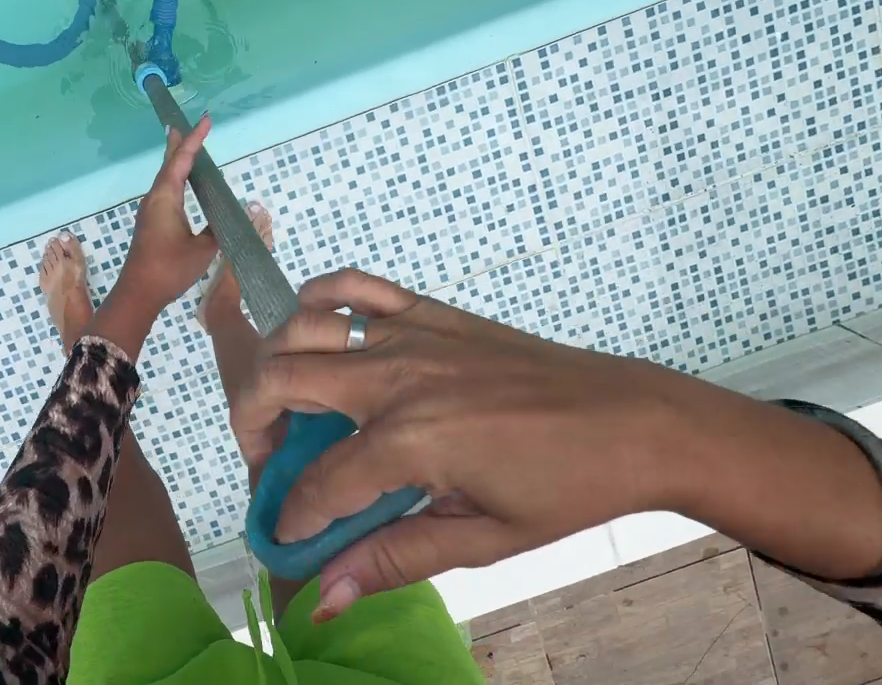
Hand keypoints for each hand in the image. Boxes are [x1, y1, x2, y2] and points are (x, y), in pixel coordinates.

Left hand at [109, 115, 218, 312]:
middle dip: (179, 143)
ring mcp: (151, 210)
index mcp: (166, 198)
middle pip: (168, 163)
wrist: (138, 293)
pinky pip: (165, 190)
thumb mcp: (202, 250)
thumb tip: (231, 217)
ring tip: (185, 144)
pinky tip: (181, 182)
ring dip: (176, 160)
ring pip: (165, 177)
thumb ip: (218, 231)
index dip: (195, 139)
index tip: (206, 120)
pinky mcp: (151, 222)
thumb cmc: (169, 268)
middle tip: (185, 123)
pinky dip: (175, 177)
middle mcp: (155, 198)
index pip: (182, 160)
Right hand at [230, 269, 881, 620]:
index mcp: (410, 439)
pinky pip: (352, 284)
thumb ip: (396, 558)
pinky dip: (318, 298)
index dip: (290, 513)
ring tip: (285, 400)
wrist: (630, 419)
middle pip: (280, 380)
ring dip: (274, 362)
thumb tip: (324, 597)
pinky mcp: (425, 308)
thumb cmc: (563, 487)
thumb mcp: (486, 539)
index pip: (318, 481)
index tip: (284, 532)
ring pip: (300, 326)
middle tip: (267, 459)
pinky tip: (317, 328)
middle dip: (251, 424)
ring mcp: (406, 332)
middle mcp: (394, 375)